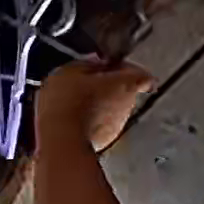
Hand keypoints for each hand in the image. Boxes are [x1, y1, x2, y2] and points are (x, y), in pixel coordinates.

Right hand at [37, 60, 152, 150]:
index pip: (142, 74)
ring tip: (73, 103)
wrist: (61, 139)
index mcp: (124, 84)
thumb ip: (86, 64)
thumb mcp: (68, 71)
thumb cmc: (67, 101)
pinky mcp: (105, 140)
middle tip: (84, 84)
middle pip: (125, 91)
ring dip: (97, 105)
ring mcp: (118, 125)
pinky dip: (89, 121)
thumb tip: (95, 63)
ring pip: (112, 109)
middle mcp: (128, 105)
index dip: (127, 69)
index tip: (112, 67)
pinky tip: (69, 119)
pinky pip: (100, 125)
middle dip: (107, 87)